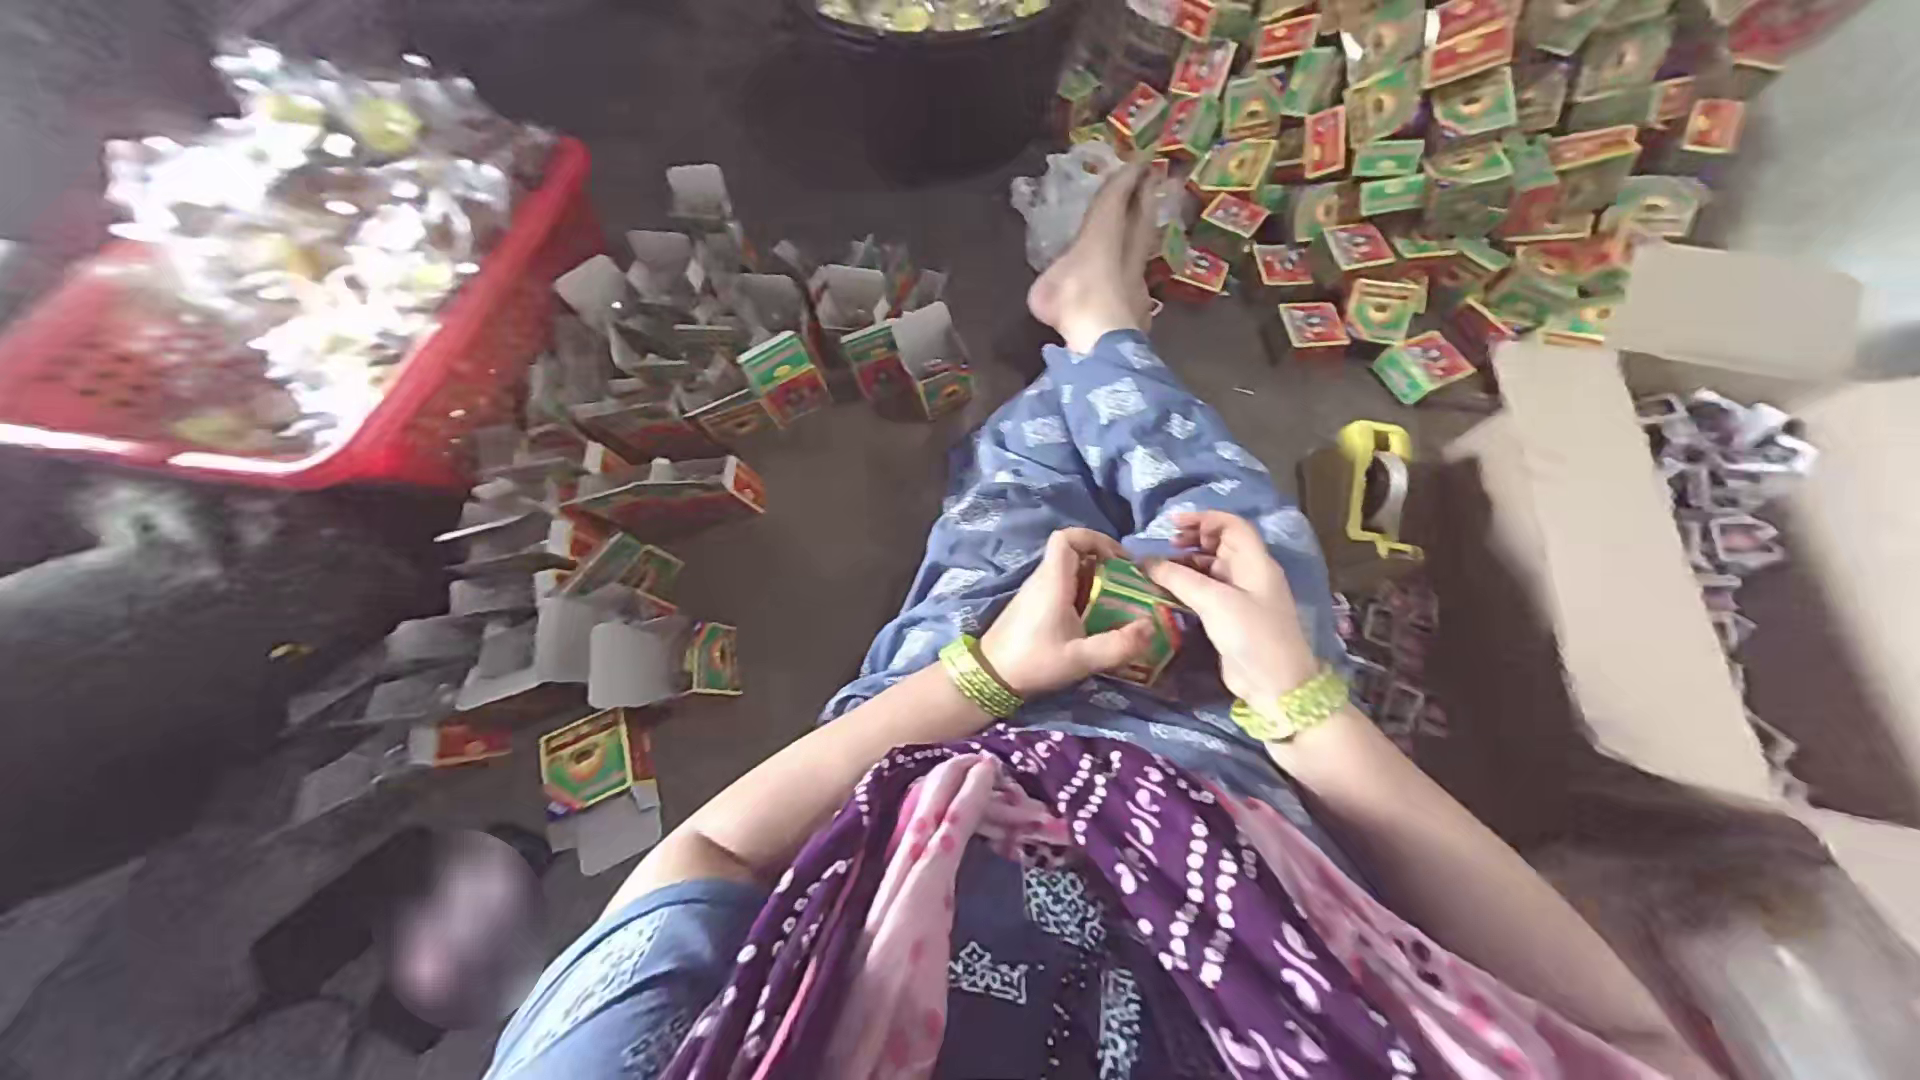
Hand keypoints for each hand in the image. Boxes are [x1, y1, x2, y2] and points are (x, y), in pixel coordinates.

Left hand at [979, 528, 1156, 697]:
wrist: (991, 676)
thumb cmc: (1033, 662)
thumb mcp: (1081, 658)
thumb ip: (1118, 645)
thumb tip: (1152, 628)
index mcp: (1052, 581)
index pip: (1067, 537)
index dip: (1095, 539)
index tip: (1119, 560)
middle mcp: (1043, 578)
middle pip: (1072, 551)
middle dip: (1103, 560)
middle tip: (1127, 582)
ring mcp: (1036, 591)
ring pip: (1068, 569)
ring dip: (1094, 578)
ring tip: (1118, 600)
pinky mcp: (1034, 604)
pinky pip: (1062, 585)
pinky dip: (1082, 592)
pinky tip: (1095, 617)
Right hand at [1025, 160, 1166, 353]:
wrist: (1102, 341)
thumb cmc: (1071, 303)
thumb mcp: (1046, 290)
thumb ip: (1054, 283)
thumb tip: (1054, 292)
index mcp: (1102, 236)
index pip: (1115, 201)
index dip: (1123, 181)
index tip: (1134, 164)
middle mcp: (1126, 254)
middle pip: (1141, 218)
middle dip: (1145, 196)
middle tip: (1153, 178)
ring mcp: (1139, 283)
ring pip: (1144, 251)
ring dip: (1144, 236)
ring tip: (1142, 228)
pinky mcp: (1143, 310)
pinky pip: (1139, 285)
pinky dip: (1135, 278)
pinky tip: (1130, 284)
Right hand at [1144, 511, 1319, 705]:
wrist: (1275, 684)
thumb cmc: (1251, 634)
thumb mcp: (1214, 601)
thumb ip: (1178, 577)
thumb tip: (1145, 561)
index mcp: (1255, 562)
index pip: (1231, 525)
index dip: (1203, 518)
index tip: (1172, 524)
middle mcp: (1249, 574)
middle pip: (1220, 543)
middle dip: (1192, 539)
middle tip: (1165, 545)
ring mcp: (1241, 596)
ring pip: (1210, 567)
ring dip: (1186, 563)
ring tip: (1160, 568)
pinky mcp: (1230, 616)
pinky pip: (1206, 589)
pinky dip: (1187, 584)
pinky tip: (1167, 589)